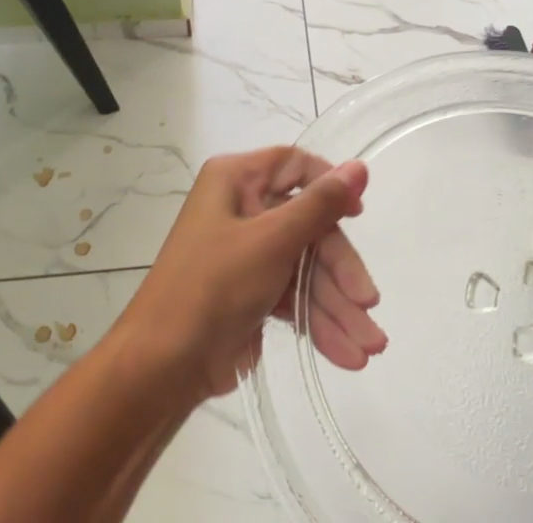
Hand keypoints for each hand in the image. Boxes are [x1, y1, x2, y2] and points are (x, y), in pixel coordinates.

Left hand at [111, 147, 386, 402]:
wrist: (163, 366)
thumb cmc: (213, 286)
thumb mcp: (272, 241)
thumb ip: (320, 205)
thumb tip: (360, 167)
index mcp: (236, 181)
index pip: (295, 166)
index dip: (331, 187)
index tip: (358, 215)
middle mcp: (242, 209)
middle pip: (309, 226)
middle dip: (341, 273)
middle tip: (368, 306)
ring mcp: (248, 253)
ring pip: (306, 268)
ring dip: (337, 308)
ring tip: (369, 350)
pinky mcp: (251, 293)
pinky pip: (294, 297)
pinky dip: (318, 323)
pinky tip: (346, 354)